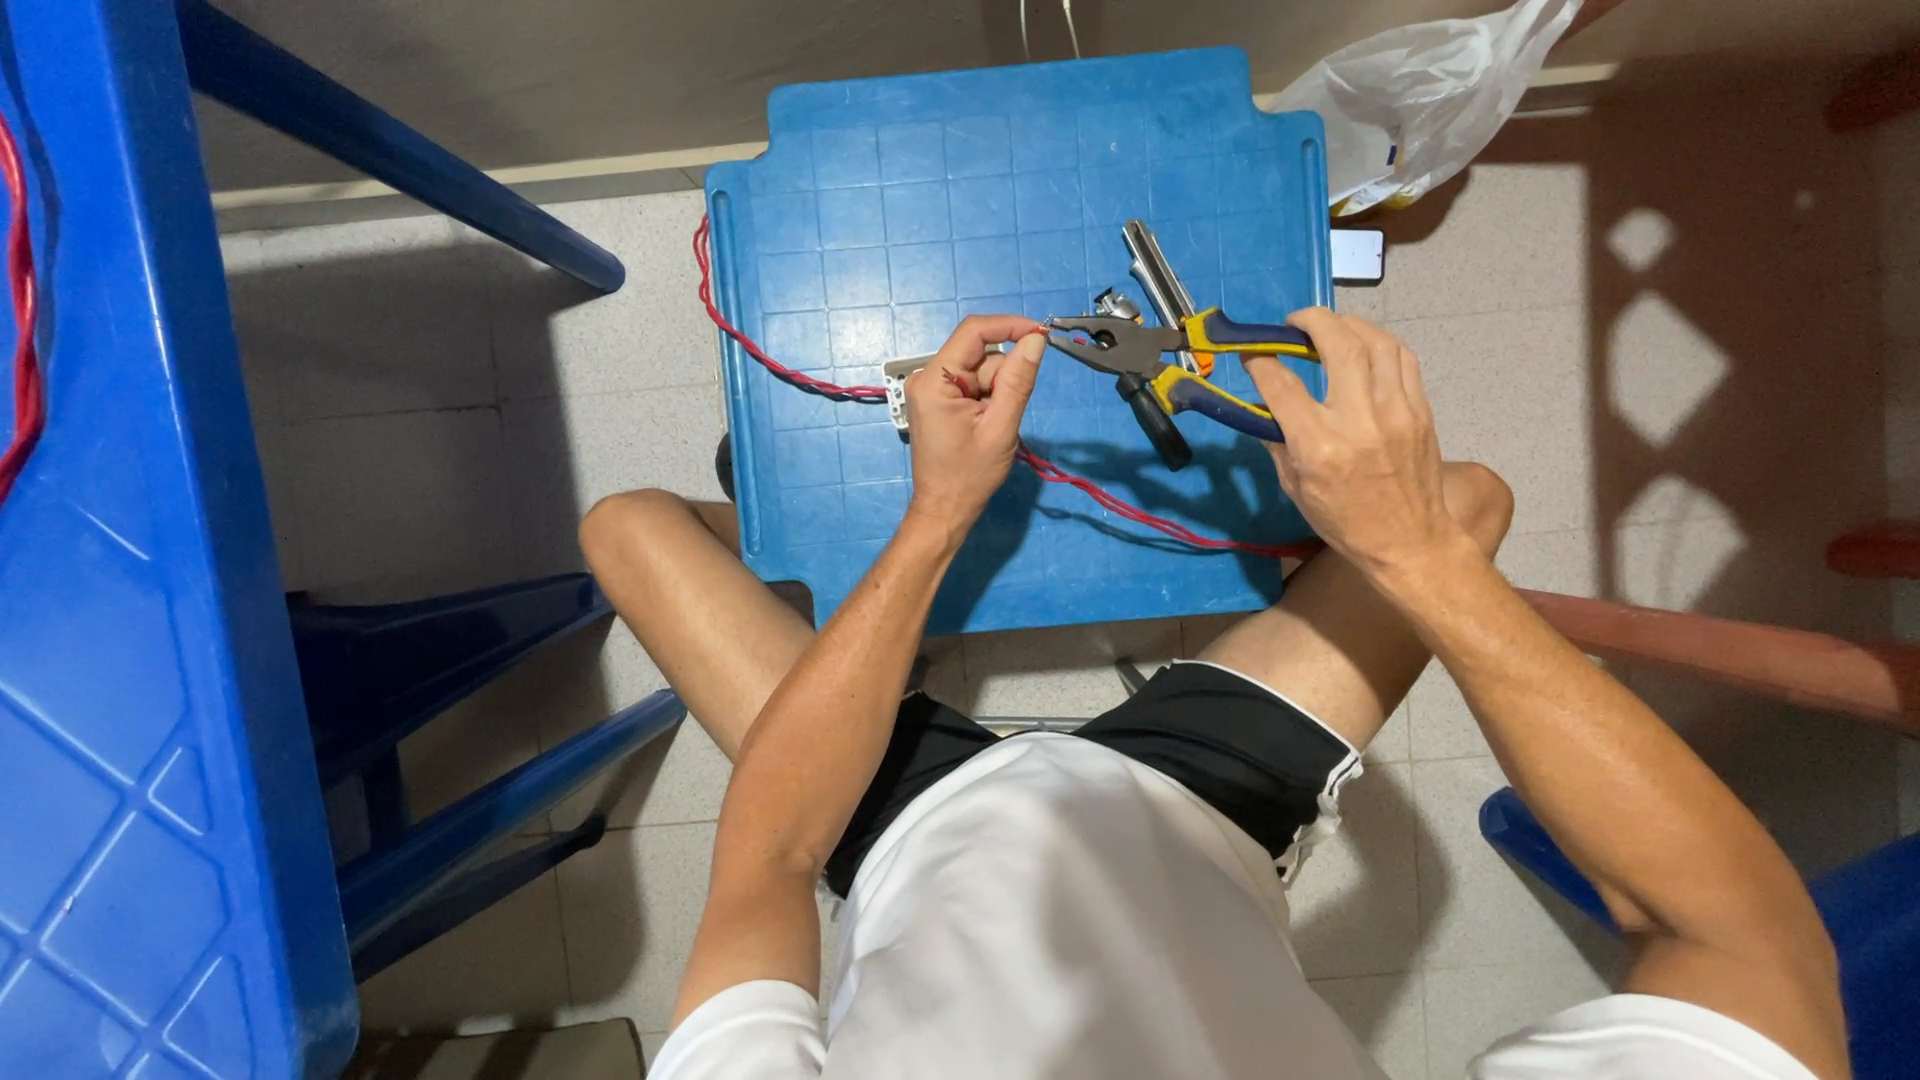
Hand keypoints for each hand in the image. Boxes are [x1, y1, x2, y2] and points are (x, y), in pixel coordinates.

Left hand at [902, 315, 1046, 534]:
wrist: (945, 509)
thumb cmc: (970, 475)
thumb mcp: (1001, 427)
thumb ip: (1018, 381)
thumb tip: (1035, 340)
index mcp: (935, 380)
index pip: (974, 331)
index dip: (1010, 326)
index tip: (1042, 335)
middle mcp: (927, 377)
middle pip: (980, 354)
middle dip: (1003, 377)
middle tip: (1006, 414)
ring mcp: (932, 389)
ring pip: (981, 370)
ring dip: (997, 392)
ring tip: (993, 427)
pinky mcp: (939, 400)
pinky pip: (974, 384)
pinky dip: (989, 399)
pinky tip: (986, 425)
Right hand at [1244, 308, 1468, 575]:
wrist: (1408, 540)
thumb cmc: (1342, 521)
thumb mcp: (1294, 487)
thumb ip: (1278, 441)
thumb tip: (1263, 406)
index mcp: (1318, 447)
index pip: (1283, 385)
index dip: (1262, 362)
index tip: (1253, 354)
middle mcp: (1357, 421)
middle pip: (1338, 346)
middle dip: (1312, 322)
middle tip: (1294, 322)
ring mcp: (1396, 411)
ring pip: (1375, 342)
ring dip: (1348, 324)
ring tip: (1329, 327)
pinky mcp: (1420, 409)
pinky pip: (1401, 358)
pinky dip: (1378, 341)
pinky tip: (1362, 343)